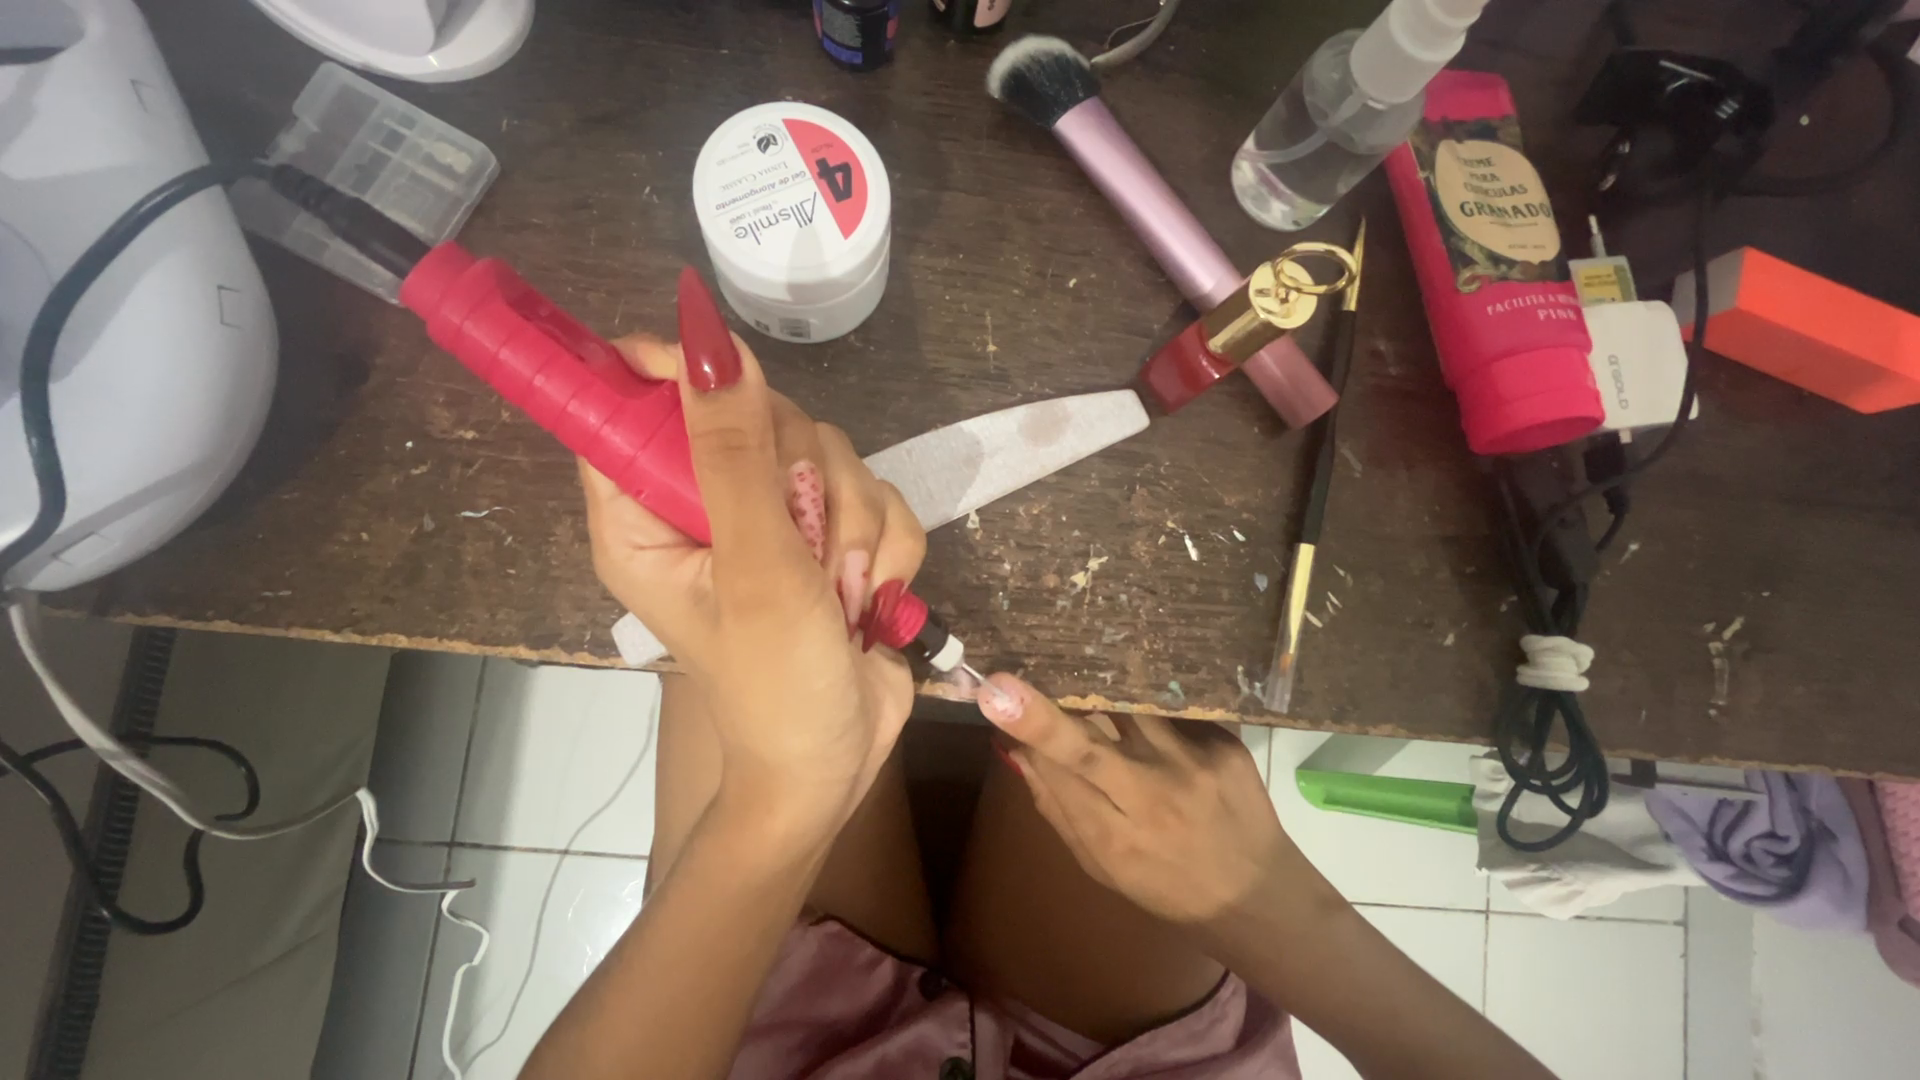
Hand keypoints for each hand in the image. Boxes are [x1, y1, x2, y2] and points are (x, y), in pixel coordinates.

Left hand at [578, 270, 926, 838]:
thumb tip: (710, 342)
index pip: (630, 407)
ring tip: (845, 595)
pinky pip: (874, 493)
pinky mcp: (833, 534)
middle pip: (757, 417)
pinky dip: (885, 546)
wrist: (839, 759)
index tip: (726, 371)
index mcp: (646, 517)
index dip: (672, 372)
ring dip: (855, 527)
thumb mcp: (754, 570)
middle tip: (811, 544)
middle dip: (808, 478)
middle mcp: (706, 506)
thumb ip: (735, 456)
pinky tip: (874, 598)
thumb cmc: (775, 683)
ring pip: (831, 453)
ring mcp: (775, 518)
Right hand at [976, 674, 1311, 931]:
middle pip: (1089, 744)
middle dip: (1045, 714)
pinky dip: (1145, 709)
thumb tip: (1018, 750)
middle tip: (1004, 682)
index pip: (1059, 772)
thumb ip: (1058, 808)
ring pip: (1130, 708)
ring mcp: (1194, 766)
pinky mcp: (1225, 743)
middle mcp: (1154, 799)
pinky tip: (1145, 714)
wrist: (1258, 894)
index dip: (1026, 730)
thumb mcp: (1103, 867)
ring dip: (1099, 690)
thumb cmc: (1167, 886)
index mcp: (1117, 841)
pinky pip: (1168, 711)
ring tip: (1078, 664)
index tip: (992, 695)